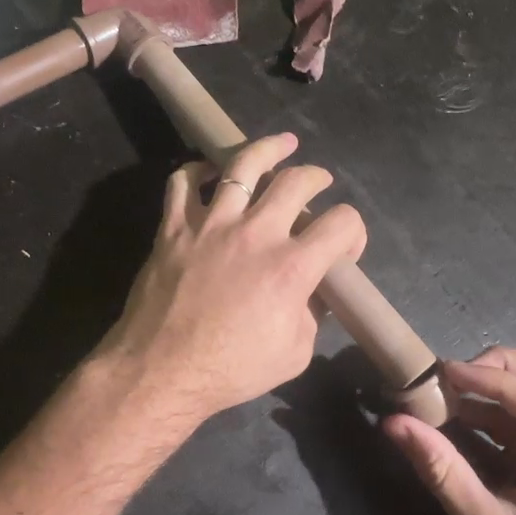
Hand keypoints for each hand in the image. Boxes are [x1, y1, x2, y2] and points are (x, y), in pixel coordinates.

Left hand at [94, 133, 365, 423]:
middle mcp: (255, 233)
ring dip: (268, 149)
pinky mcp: (174, 228)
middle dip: (317, 176)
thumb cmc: (231, 370)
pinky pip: (182, 182)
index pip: (342, 223)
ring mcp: (210, 225)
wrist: (162, 371)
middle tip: (319, 181)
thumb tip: (316, 289)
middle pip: (296, 180)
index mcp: (291, 266)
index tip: (345, 244)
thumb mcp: (295, 353)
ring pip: (242, 165)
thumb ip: (313, 314)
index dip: (353, 230)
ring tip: (282, 144)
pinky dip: (197, 170)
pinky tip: (209, 171)